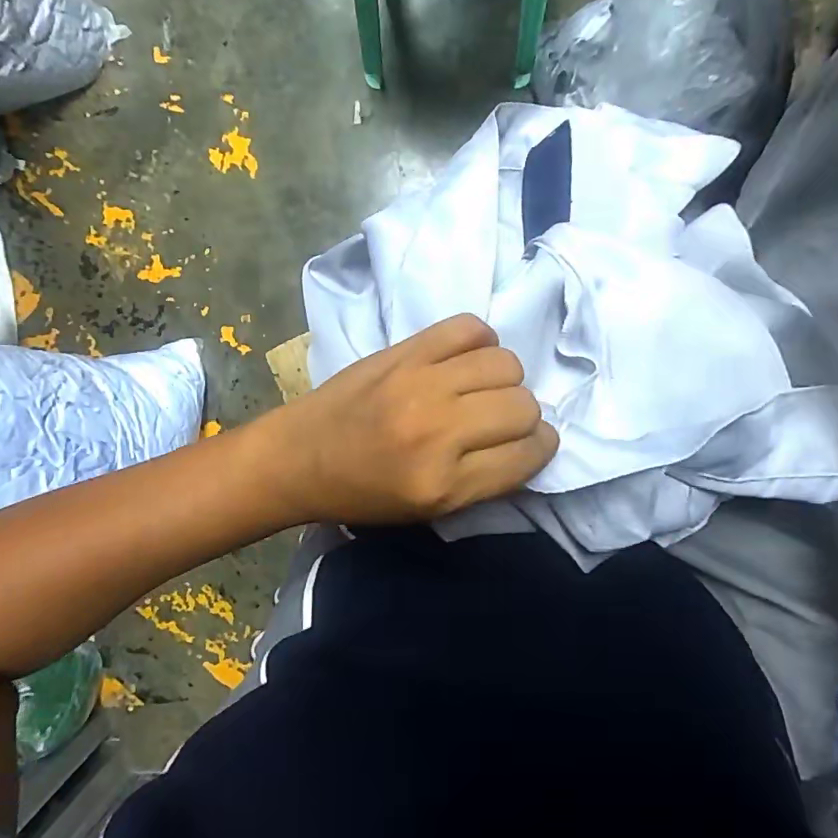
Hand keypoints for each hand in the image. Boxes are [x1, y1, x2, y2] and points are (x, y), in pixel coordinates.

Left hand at [252, 313, 558, 525]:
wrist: (300, 455)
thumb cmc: (361, 492)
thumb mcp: (429, 509)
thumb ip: (485, 479)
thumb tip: (530, 440)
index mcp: (443, 484)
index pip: (529, 455)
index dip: (538, 448)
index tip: (527, 444)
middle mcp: (437, 430)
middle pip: (523, 406)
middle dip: (522, 416)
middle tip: (496, 420)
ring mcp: (418, 383)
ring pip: (505, 363)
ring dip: (504, 379)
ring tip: (478, 388)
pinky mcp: (402, 351)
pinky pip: (469, 327)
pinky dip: (479, 340)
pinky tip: (464, 358)